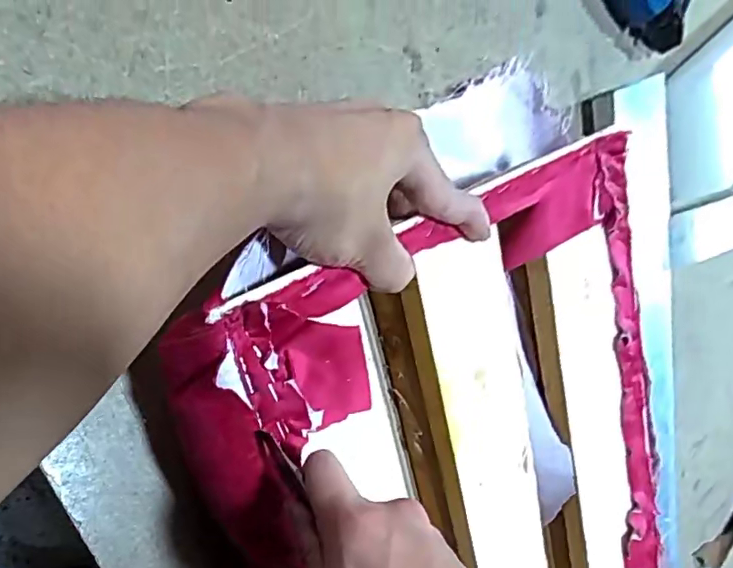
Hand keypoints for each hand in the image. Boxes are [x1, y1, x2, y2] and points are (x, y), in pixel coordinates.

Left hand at [189, 98, 491, 291]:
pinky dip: (334, 202)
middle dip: (402, 218)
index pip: (445, 192)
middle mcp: (376, 125)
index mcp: (406, 145)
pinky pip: (332, 174)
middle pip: (402, 182)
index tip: (480, 232)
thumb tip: (400, 276)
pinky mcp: (301, 135)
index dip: (465, 218)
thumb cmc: (323, 199)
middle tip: (401, 247)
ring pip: (364, 178)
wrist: (252, 164)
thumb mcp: (365, 246)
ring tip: (353, 243)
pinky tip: (319, 223)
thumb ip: (391, 266)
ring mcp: (337, 125)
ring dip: (364, 213)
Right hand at [292, 451, 561, 567]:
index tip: (307, 516)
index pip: (321, 463)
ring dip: (376, 557)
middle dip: (345, 537)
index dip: (307, 482)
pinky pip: (410, 549)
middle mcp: (393, 511)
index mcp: (353, 520)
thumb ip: (311, 554)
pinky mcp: (452, 551)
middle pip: (355, 508)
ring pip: (384, 532)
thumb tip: (300, 514)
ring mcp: (427, 530)